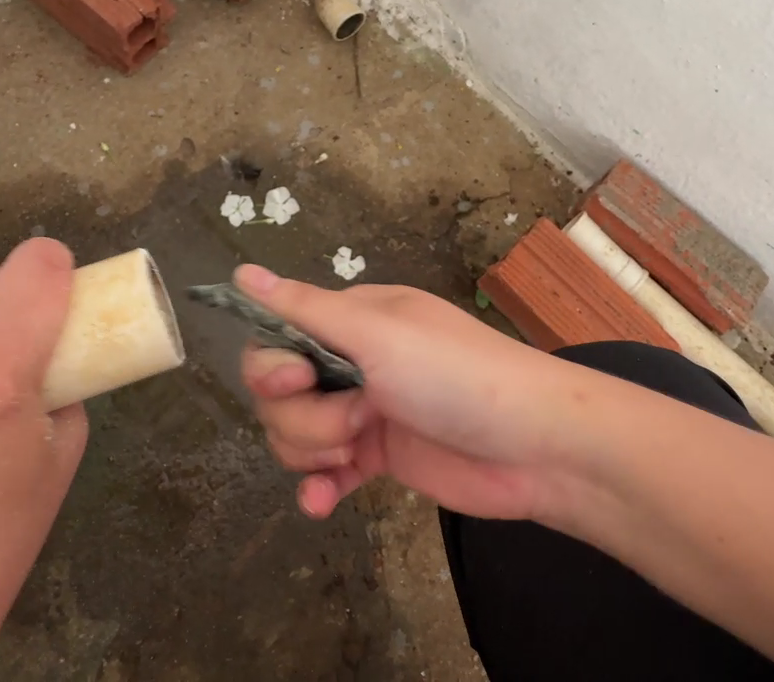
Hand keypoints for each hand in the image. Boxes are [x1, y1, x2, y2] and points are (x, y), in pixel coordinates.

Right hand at [236, 264, 590, 521]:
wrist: (532, 446)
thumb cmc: (455, 374)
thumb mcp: (378, 333)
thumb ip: (305, 308)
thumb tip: (241, 271)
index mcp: (354, 319)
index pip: (277, 337)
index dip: (274, 367)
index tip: (299, 381)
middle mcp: (354, 361)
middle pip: (281, 394)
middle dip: (304, 416)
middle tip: (358, 418)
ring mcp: (365, 412)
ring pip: (297, 435)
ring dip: (316, 449)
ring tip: (361, 451)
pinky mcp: (380, 459)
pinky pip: (324, 474)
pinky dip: (319, 487)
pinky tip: (324, 502)